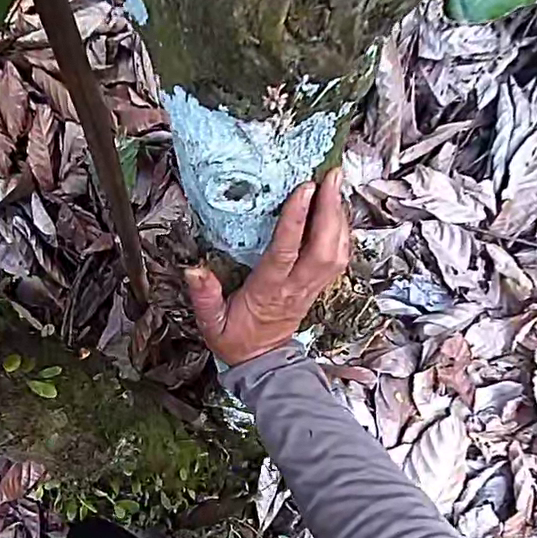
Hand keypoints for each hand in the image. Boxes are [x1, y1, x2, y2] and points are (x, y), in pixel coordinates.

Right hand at [184, 165, 350, 367]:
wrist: (261, 362)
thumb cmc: (236, 339)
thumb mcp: (210, 323)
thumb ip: (203, 297)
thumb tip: (193, 269)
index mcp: (269, 292)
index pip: (286, 252)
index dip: (296, 220)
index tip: (303, 190)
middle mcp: (296, 287)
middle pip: (324, 247)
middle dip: (330, 209)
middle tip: (330, 175)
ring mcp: (311, 287)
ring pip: (338, 251)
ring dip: (340, 216)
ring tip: (335, 184)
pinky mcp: (318, 286)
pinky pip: (339, 257)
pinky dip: (342, 231)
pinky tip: (337, 211)